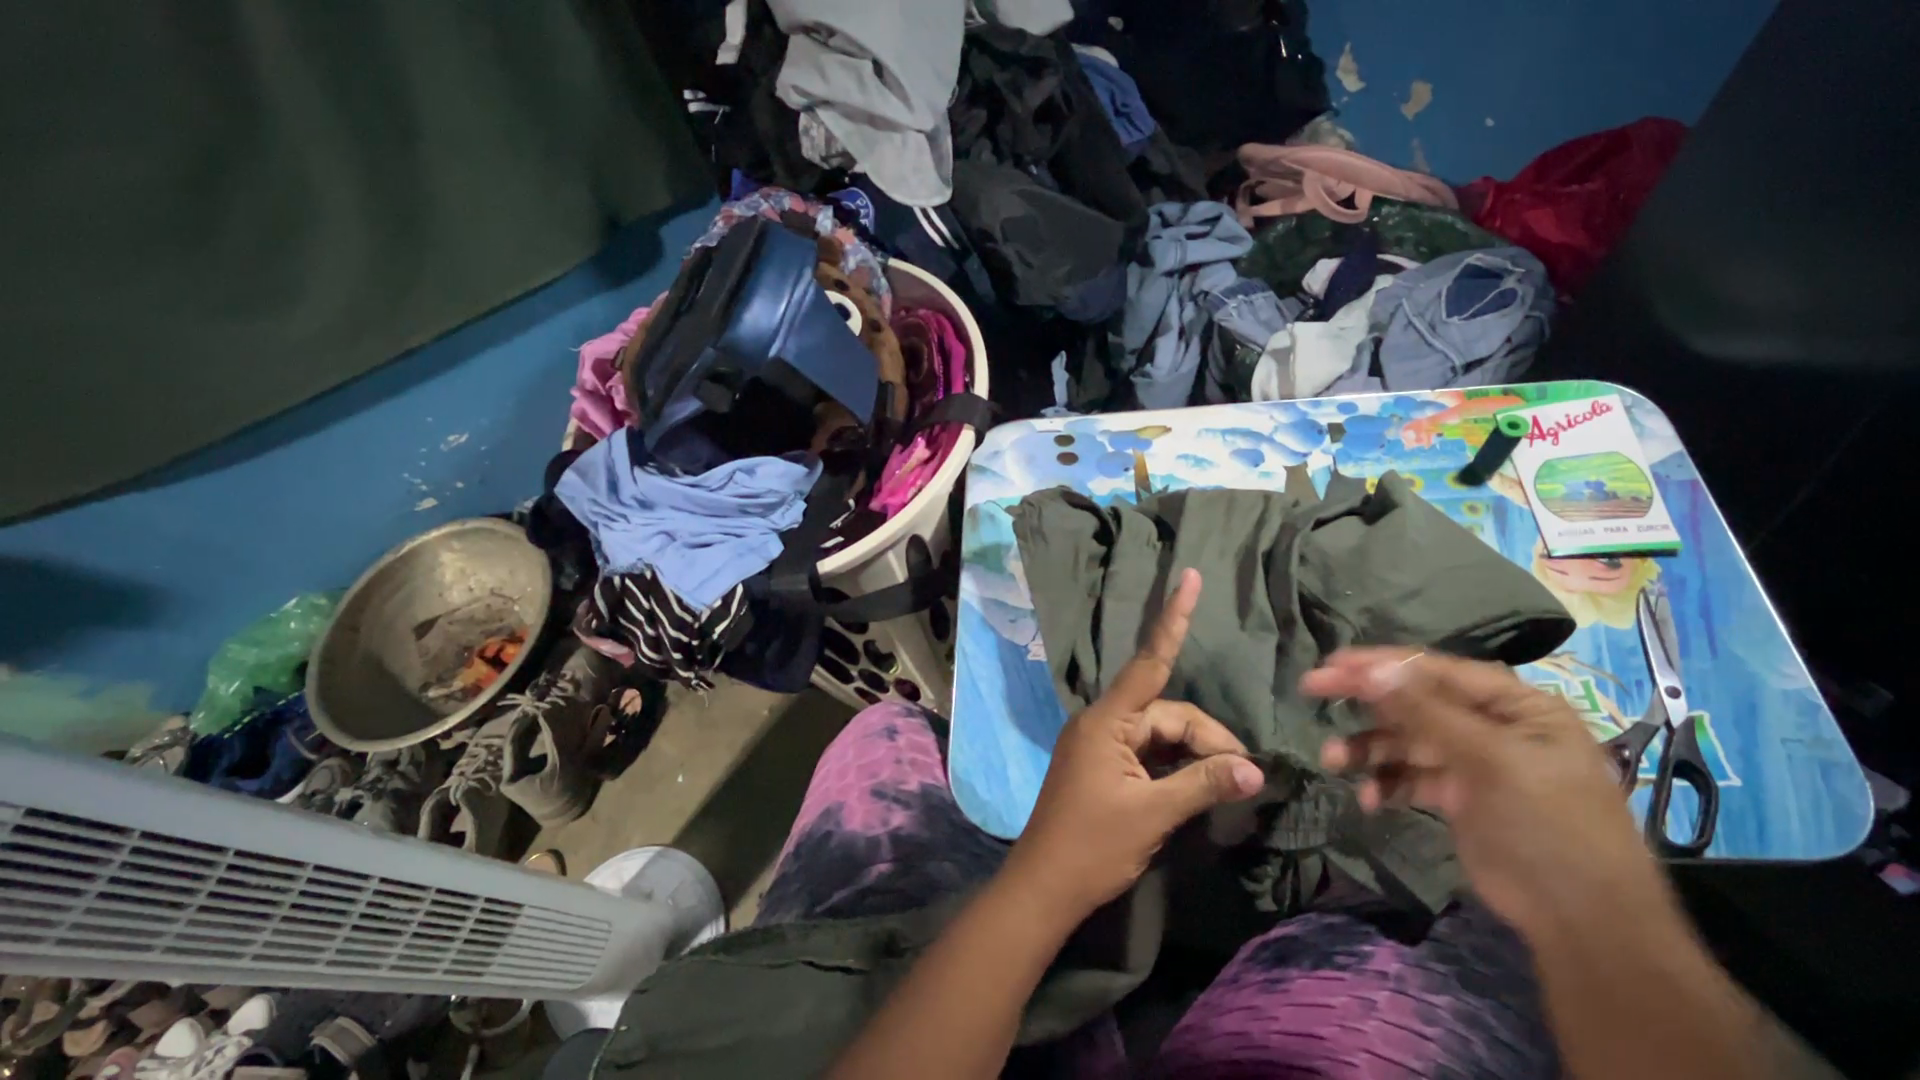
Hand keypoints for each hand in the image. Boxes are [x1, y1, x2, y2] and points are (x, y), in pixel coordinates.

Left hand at [1003, 569, 1265, 921]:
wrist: (1044, 888)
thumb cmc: (1092, 847)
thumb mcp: (1153, 814)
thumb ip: (1203, 785)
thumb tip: (1255, 768)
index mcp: (1106, 721)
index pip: (1150, 662)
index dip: (1173, 620)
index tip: (1189, 578)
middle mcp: (1102, 723)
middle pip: (1168, 713)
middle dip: (1208, 739)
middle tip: (1243, 776)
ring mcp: (1101, 746)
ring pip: (1162, 735)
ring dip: (1195, 755)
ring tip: (1229, 783)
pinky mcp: (1104, 769)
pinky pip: (1150, 754)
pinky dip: (1177, 767)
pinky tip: (1201, 786)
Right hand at [1301, 648, 1672, 941]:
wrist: (1582, 919)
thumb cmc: (1549, 824)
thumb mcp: (1491, 760)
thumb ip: (1427, 713)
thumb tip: (1372, 669)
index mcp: (1516, 706)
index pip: (1437, 671)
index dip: (1382, 665)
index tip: (1330, 665)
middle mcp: (1494, 727)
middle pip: (1416, 702)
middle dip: (1365, 701)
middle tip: (1311, 691)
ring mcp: (1476, 763)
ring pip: (1407, 741)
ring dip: (1369, 748)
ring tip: (1332, 760)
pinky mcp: (1460, 798)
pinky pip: (1411, 777)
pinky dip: (1386, 783)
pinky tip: (1369, 800)